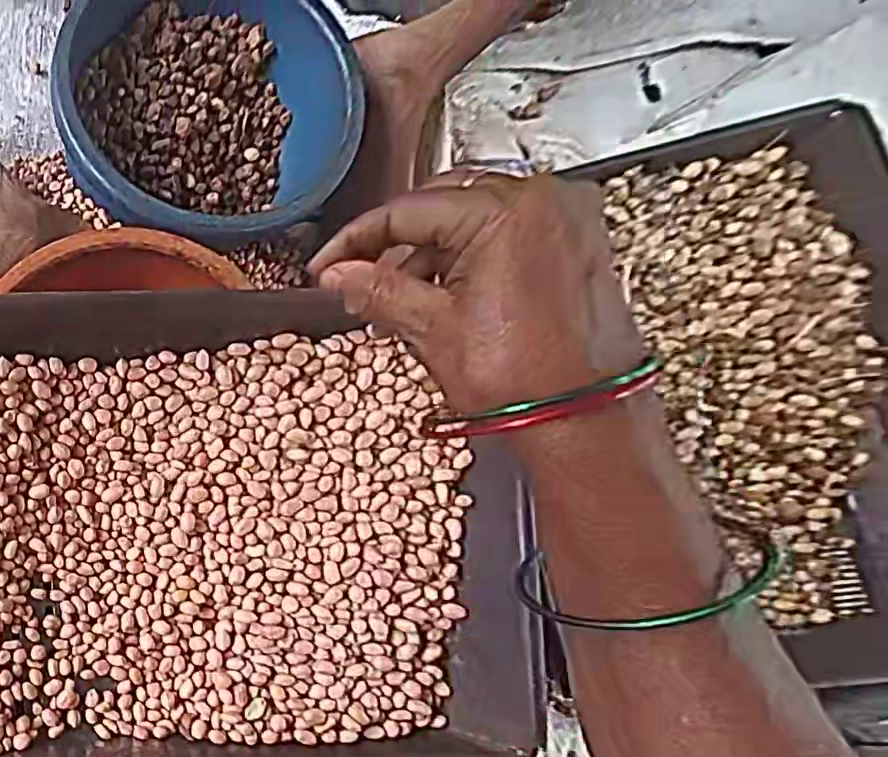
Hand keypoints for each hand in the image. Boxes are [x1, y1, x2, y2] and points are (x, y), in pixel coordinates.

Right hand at [308, 172, 644, 414]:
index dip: (353, 240)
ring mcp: (564, 219)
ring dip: (421, 253)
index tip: (324, 268)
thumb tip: (335, 274)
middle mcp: (544, 201)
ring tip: (390, 300)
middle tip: (350, 278)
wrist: (578, 409)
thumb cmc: (517, 372)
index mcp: (506, 214)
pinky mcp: (572, 242)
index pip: (406, 211)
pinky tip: (433, 297)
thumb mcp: (428, 327)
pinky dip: (458, 258)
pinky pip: (500, 232)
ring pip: (467, 217)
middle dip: (388, 242)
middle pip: (439, 202)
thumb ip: (376, 290)